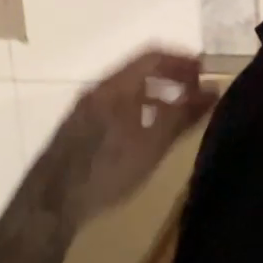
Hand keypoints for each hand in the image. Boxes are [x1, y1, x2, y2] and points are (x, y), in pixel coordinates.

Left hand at [30, 50, 218, 231]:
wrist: (48, 206)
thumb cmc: (107, 169)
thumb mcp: (153, 143)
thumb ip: (184, 114)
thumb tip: (214, 88)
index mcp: (117, 85)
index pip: (154, 56)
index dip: (182, 61)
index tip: (204, 73)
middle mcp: (98, 89)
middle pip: (139, 71)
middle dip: (170, 77)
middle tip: (192, 92)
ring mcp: (82, 110)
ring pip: (125, 90)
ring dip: (153, 95)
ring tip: (172, 115)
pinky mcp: (74, 130)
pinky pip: (113, 106)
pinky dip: (135, 109)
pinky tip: (141, 136)